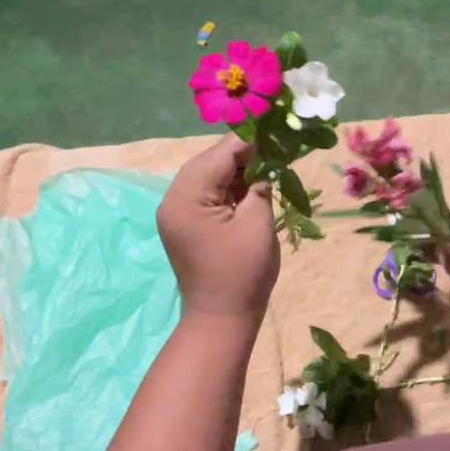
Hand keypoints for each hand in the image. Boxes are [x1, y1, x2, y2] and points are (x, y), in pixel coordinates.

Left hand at [157, 136, 278, 324]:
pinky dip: (229, 189)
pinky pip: (207, 195)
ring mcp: (176, 213)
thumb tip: (263, 165)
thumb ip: (258, 185)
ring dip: (236, 171)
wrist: (222, 318)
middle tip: (275, 152)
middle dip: (242, 155)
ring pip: (208, 177)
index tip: (277, 132)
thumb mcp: (257, 223)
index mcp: (186, 197)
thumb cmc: (243, 272)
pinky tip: (252, 188)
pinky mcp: (186, 224)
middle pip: (209, 161)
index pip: (219, 154)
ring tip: (268, 169)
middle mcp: (173, 199)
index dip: (249, 142)